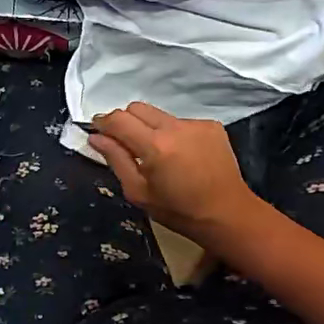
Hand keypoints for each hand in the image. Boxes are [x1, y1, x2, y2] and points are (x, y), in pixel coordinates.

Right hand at [89, 102, 257, 237]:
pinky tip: (181, 155)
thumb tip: (96, 137)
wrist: (227, 214)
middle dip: (125, 122)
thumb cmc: (177, 210)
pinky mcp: (211, 126)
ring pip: (158, 115)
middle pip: (137, 108)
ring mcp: (195, 124)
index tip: (97, 131)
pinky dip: (173, 134)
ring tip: (158, 153)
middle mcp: (175, 127)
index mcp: (155, 146)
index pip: (118, 119)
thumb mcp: (137, 191)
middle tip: (125, 144)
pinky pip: (180, 121)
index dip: (102, 122)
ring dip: (150, 128)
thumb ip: (115, 159)